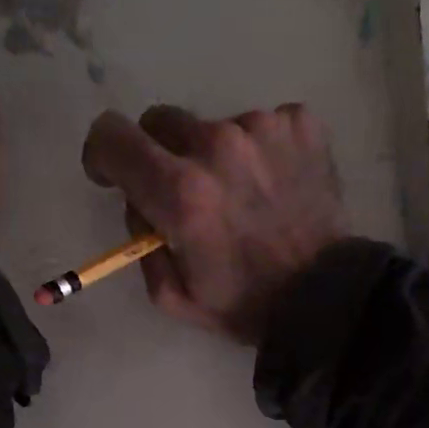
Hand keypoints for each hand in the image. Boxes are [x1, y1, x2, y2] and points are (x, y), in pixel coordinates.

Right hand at [81, 105, 348, 342]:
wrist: (324, 298)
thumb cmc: (245, 306)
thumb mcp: (174, 297)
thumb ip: (140, 244)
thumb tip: (139, 203)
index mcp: (181, 192)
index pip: (113, 136)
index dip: (104, 154)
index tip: (113, 172)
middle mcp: (218, 147)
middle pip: (161, 121)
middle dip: (162, 155)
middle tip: (188, 195)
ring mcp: (262, 128)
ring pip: (214, 126)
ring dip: (217, 157)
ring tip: (245, 200)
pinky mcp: (300, 123)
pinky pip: (261, 126)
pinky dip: (260, 153)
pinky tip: (275, 189)